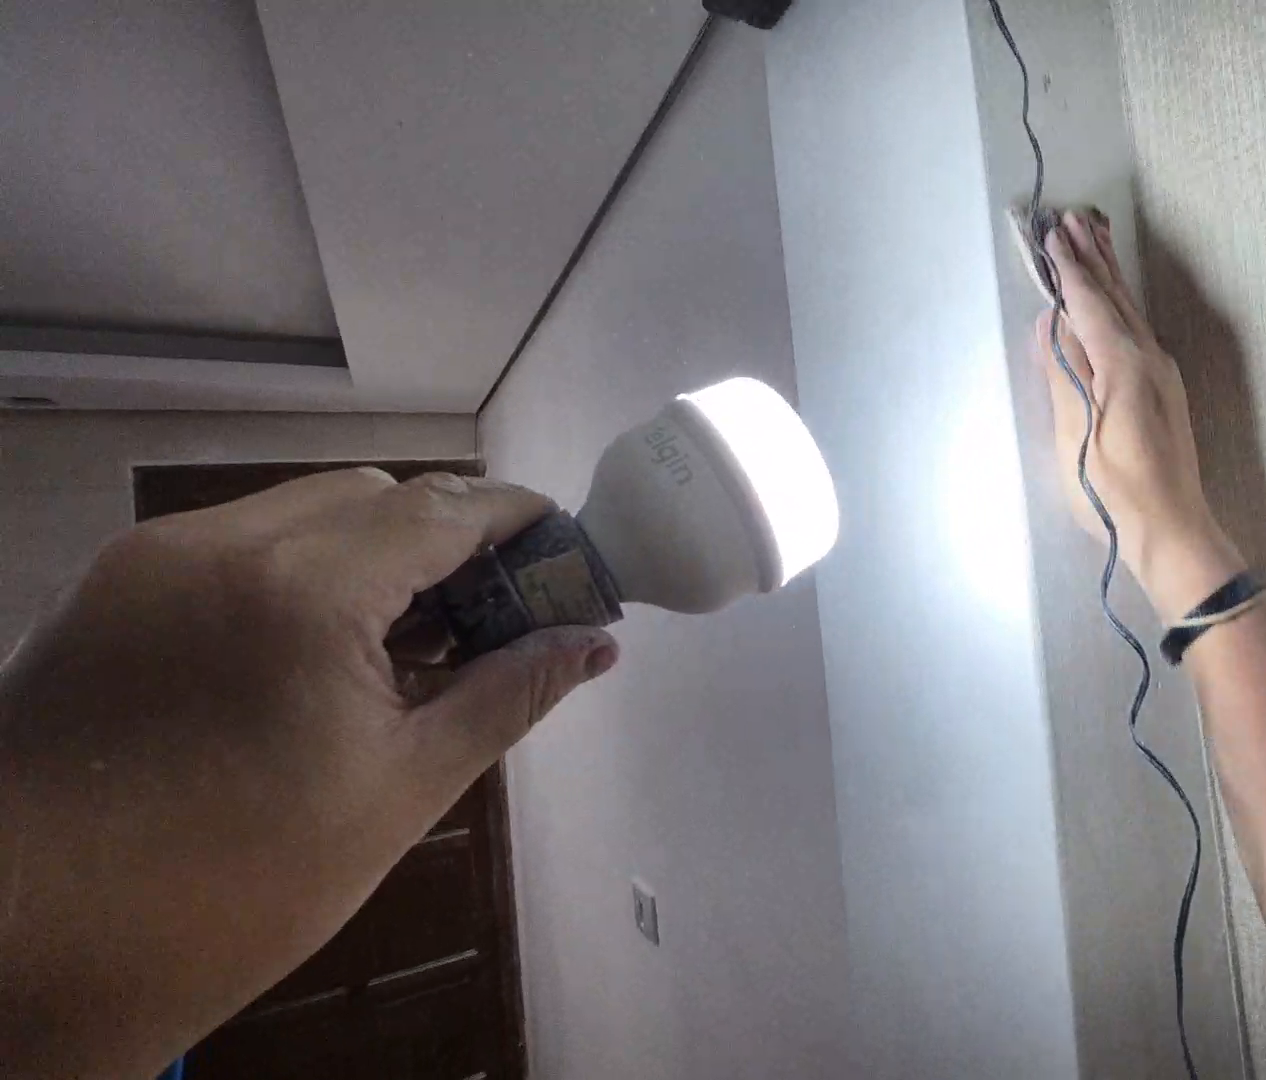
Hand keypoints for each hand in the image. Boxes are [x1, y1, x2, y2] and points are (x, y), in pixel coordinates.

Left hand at [0, 469, 617, 1079]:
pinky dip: (327, 563)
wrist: (10, 963)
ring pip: (317, 507)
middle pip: (382, 493)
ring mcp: (153, 562)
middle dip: (460, 530)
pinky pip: (256, 538)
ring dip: (394, 545)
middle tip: (507, 599)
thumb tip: (596, 643)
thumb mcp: (407, 786)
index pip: (444, 510)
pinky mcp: (118, 590)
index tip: (567, 545)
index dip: (518, 516)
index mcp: (299, 593)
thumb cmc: (236, 880)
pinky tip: (350, 638)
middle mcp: (216, 547)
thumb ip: (513, 692)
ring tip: (436, 624)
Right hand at [1036, 210, 1245, 620]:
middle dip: (1093, 257)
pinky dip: (1121, 305)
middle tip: (1074, 218)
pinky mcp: (1163, 392)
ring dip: (1110, 275)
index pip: (1089, 304)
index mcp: (1122, 364)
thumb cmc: (1111, 490)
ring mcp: (1161, 374)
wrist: (1170, 529)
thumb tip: (1051, 323)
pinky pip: (1137, 331)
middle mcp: (1148, 358)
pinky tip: (1115, 301)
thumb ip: (1063, 374)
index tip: (1051, 233)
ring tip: (1096, 239)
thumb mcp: (1074, 435)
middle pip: (1116, 297)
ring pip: (1131, 311)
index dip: (1068, 269)